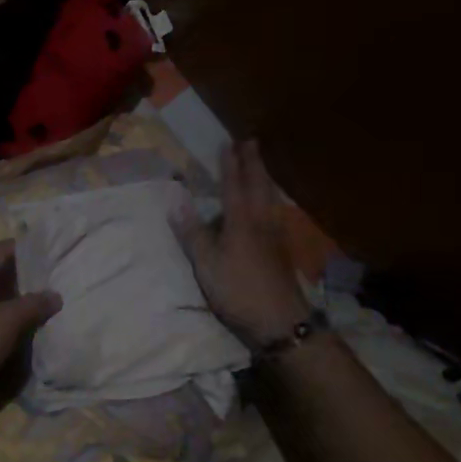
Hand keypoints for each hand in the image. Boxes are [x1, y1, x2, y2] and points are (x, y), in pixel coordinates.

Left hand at [0, 240, 61, 415]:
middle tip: (61, 276)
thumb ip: (35, 304)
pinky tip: (38, 327)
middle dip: (29, 276)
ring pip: (2, 300)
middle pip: (2, 274)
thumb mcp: (8, 319)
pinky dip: (17, 323)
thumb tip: (56, 295)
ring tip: (56, 300)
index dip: (25, 247)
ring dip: (25, 301)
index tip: (52, 249)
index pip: (0, 250)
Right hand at [174, 140, 312, 347]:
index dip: (229, 165)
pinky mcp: (283, 250)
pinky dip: (272, 198)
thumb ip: (193, 233)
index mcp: (240, 221)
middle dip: (253, 162)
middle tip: (251, 142)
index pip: (233, 185)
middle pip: (259, 185)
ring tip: (262, 166)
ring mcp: (276, 235)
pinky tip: (272, 205)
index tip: (228, 144)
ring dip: (265, 177)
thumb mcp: (206, 265)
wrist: (279, 319)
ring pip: (272, 197)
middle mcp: (262, 221)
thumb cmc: (237, 291)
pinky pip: (277, 212)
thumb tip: (176, 203)